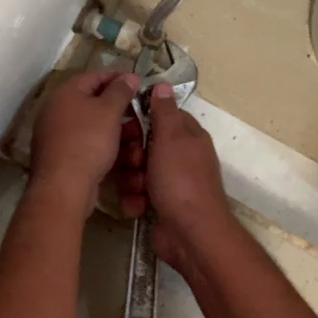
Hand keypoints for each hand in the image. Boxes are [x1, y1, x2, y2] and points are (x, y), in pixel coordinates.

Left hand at [30, 70, 140, 199]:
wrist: (64, 186)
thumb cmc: (88, 141)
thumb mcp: (109, 111)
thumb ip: (121, 91)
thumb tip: (129, 76)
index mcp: (65, 93)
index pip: (95, 76)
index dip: (118, 78)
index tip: (139, 86)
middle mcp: (56, 110)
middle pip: (92, 101)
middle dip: (118, 107)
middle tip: (139, 113)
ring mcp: (56, 134)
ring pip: (91, 124)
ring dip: (114, 127)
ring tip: (135, 134)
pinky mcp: (60, 155)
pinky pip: (85, 142)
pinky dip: (102, 143)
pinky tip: (119, 151)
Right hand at [115, 84, 232, 268]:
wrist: (190, 234)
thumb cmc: (181, 180)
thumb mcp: (171, 138)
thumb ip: (164, 112)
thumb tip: (163, 84)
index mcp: (188, 137)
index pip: (162, 117)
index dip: (142, 121)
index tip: (126, 126)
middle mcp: (181, 158)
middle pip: (145, 145)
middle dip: (133, 155)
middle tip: (135, 163)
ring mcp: (171, 183)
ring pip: (137, 171)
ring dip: (132, 181)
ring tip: (138, 189)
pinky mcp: (160, 205)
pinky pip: (138, 195)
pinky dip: (136, 201)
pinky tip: (138, 207)